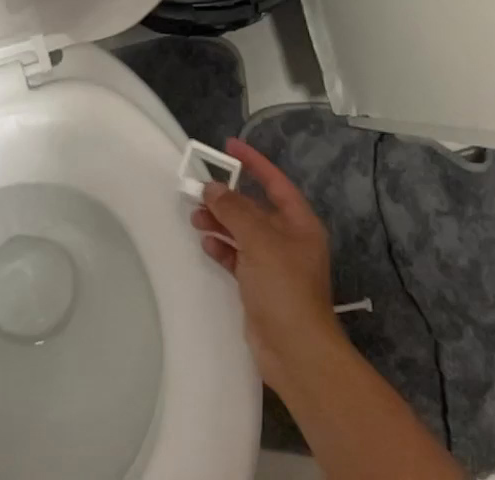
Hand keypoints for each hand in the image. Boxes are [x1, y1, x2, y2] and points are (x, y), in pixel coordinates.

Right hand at [192, 136, 347, 393]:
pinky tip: (206, 244)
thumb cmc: (284, 287)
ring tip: (195, 217)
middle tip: (198, 190)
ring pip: (243, 232)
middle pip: (255, 208)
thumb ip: (235, 210)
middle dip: (228, 197)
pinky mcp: (259, 286)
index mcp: (299, 223)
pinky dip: (222, 248)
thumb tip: (213, 188)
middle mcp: (289, 239)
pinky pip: (237, 257)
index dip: (254, 162)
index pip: (275, 182)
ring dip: (220, 222)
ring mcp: (274, 264)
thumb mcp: (260, 241)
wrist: (295, 349)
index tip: (229, 146)